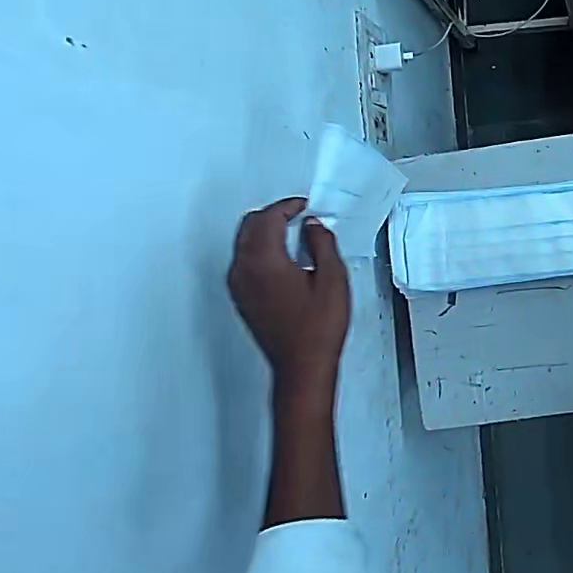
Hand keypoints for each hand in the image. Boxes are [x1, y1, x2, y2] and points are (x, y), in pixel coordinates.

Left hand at [228, 197, 350, 401]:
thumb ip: (322, 243)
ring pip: (244, 242)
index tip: (304, 206)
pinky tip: (284, 259)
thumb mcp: (333, 278)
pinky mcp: (241, 298)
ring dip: (265, 231)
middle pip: (249, 225)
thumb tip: (314, 227)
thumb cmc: (316, 330)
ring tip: (294, 235)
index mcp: (264, 261)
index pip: (268, 217)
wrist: (302, 366)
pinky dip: (260, 250)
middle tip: (299, 215)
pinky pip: (244, 261)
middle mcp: (244, 271)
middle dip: (274, 215)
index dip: (288, 206)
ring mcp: (239, 286)